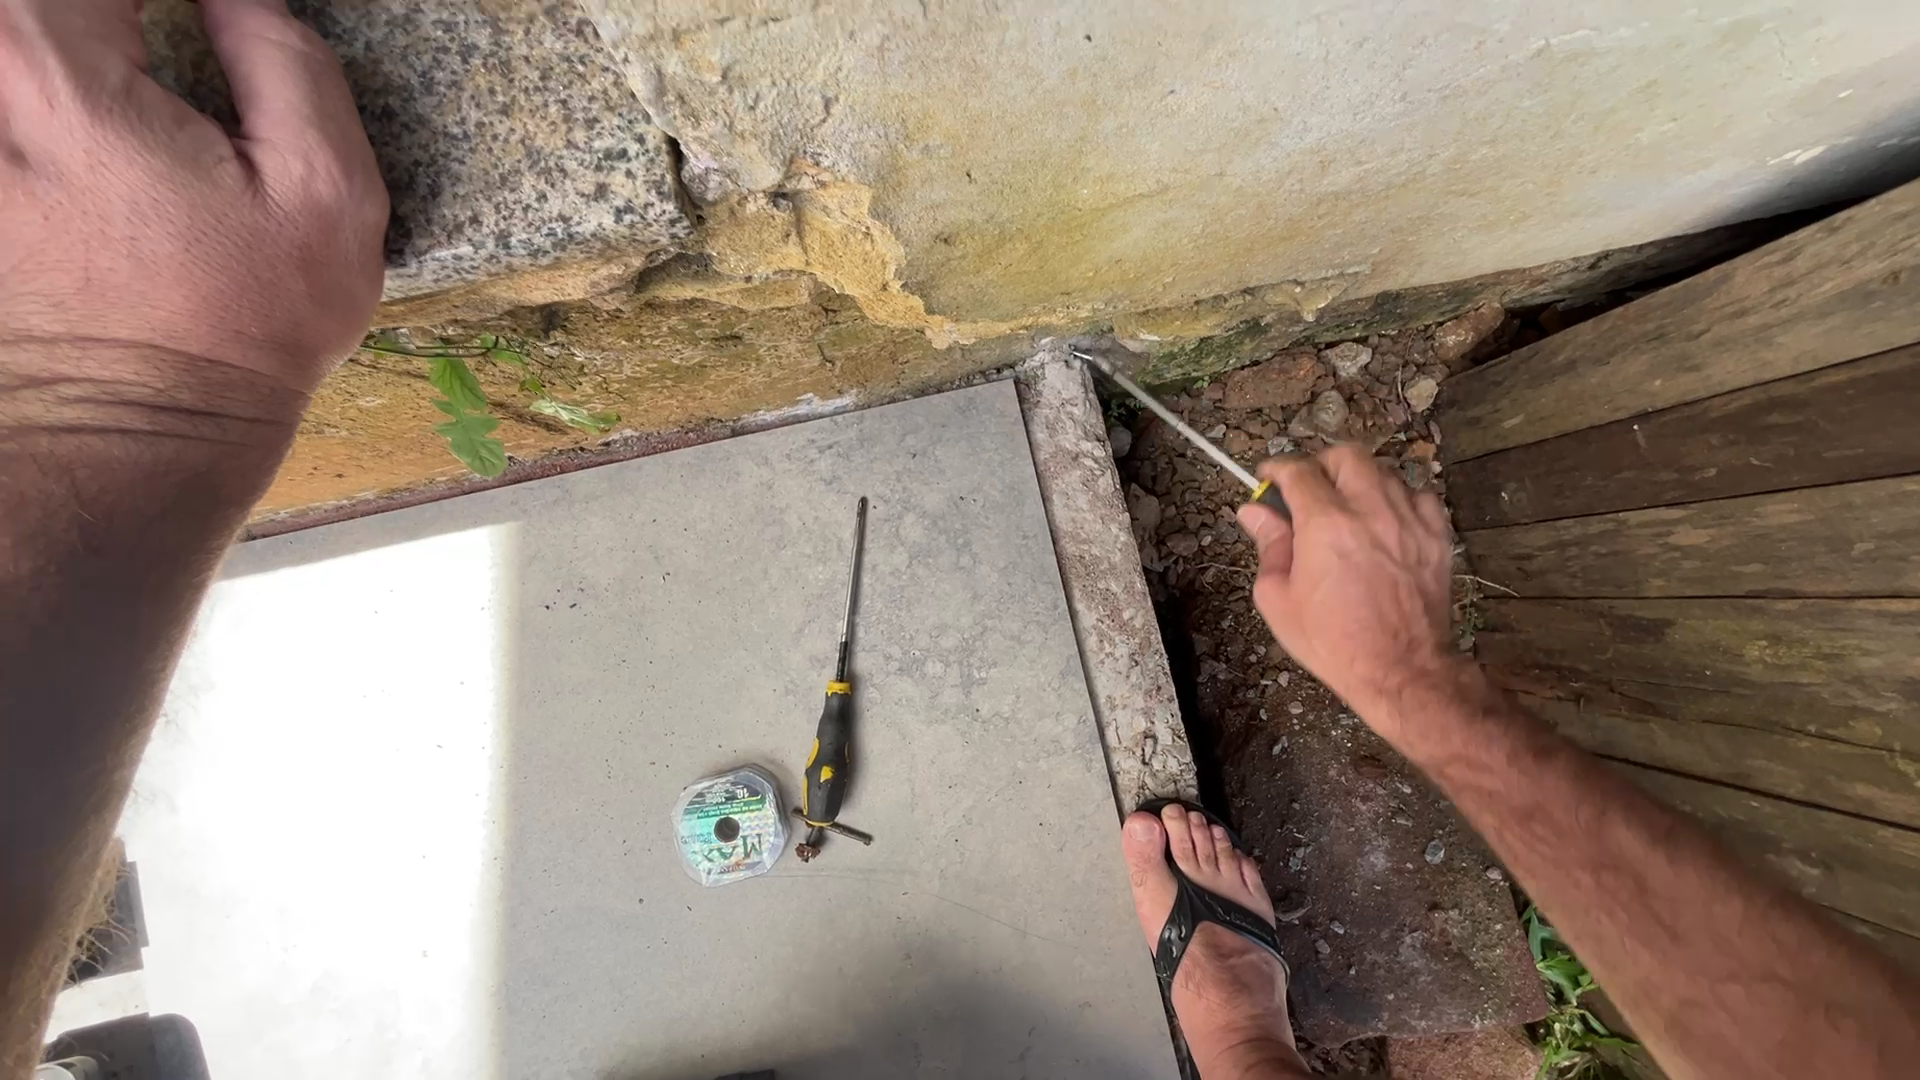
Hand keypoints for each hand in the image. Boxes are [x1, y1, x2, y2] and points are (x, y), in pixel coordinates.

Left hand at [0, 0, 386, 393]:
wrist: (154, 411)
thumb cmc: (259, 309)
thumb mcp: (330, 196)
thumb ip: (290, 70)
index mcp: (59, 71)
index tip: (226, 20)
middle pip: (38, 10)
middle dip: (107, 26)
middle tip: (187, 45)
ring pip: (14, 44)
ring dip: (73, 46)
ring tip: (134, 75)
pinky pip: (7, 91)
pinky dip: (38, 80)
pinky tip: (92, 103)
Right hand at [1235, 446, 1466, 734]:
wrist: (1399, 669)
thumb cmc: (1329, 639)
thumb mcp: (1277, 597)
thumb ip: (1268, 544)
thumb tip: (1253, 511)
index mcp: (1325, 525)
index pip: (1299, 472)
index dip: (1277, 468)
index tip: (1267, 476)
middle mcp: (1371, 511)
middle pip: (1346, 456)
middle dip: (1320, 464)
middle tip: (1306, 487)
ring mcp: (1410, 521)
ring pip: (1383, 471)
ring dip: (1357, 479)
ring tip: (1344, 505)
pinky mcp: (1437, 537)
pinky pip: (1419, 495)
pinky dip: (1396, 498)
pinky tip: (1383, 519)